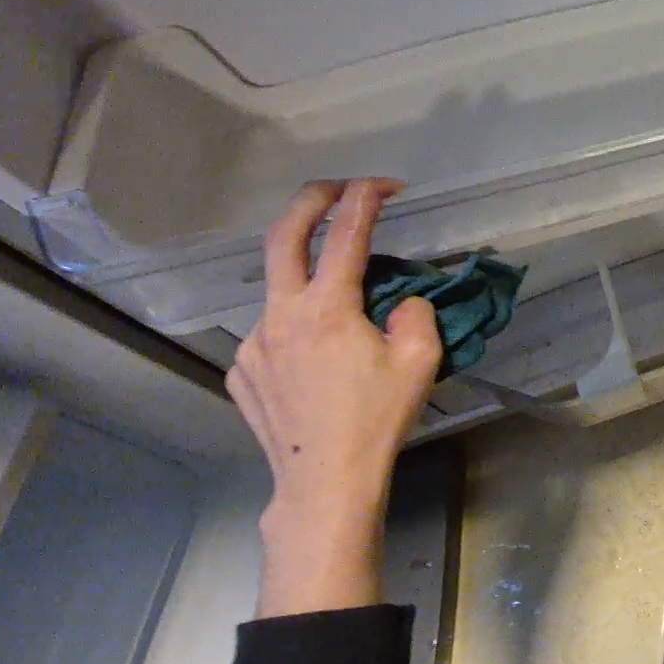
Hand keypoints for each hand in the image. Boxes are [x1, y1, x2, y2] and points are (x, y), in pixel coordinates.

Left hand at [227, 178, 442, 617]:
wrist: (324, 479)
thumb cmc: (378, 416)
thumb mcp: (420, 359)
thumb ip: (414, 313)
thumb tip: (400, 302)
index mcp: (327, 308)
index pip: (346, 236)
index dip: (365, 200)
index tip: (386, 184)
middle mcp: (280, 315)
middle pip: (284, 238)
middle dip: (312, 201)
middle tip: (340, 188)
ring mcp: (253, 343)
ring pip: (283, 292)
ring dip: (314, 280)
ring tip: (350, 308)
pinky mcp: (243, 371)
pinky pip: (274, 332)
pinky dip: (301, 325)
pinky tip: (324, 357)